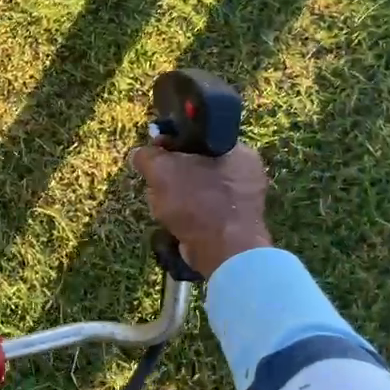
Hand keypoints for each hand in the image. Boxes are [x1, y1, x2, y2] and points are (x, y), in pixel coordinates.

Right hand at [129, 140, 271, 277]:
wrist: (222, 251)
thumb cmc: (195, 201)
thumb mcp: (160, 169)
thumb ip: (146, 155)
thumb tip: (142, 155)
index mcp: (238, 151)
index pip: (196, 138)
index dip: (170, 144)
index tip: (154, 155)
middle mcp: (247, 172)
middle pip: (193, 163)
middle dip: (170, 174)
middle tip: (158, 184)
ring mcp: (245, 199)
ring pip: (196, 187)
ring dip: (176, 195)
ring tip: (165, 206)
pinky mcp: (238, 221)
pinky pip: (204, 207)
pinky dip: (188, 212)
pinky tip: (177, 220)